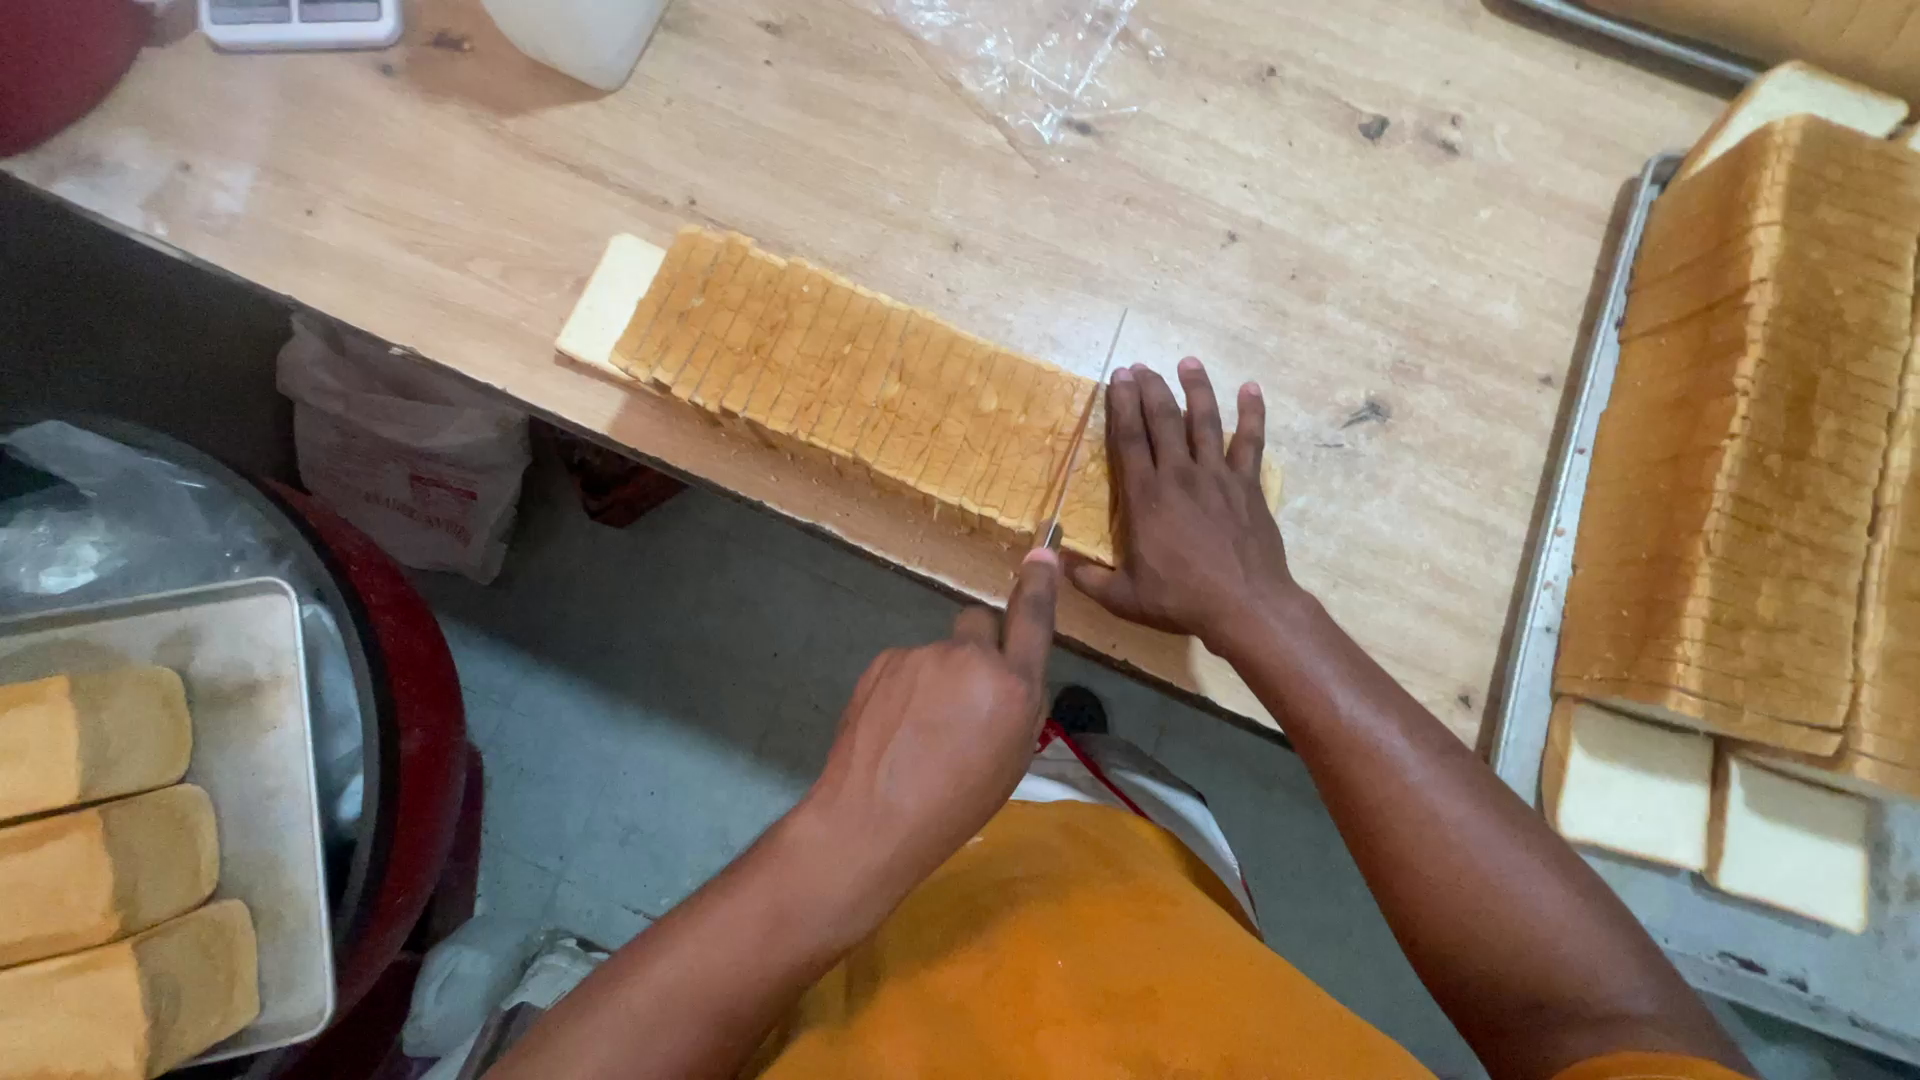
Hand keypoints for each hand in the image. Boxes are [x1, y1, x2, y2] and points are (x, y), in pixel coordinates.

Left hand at [799, 549, 1059, 909]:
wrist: (872, 817)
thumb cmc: (955, 804)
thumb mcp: (1013, 761)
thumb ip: (1020, 708)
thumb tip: (1012, 679)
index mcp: (1013, 688)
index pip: (1033, 621)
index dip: (1040, 586)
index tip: (1042, 556)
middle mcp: (970, 659)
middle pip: (980, 624)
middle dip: (978, 648)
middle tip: (964, 695)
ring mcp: (922, 655)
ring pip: (939, 653)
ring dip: (937, 677)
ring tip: (918, 730)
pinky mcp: (884, 660)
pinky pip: (906, 665)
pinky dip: (904, 688)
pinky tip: (893, 727)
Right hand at [1068, 359, 1296, 655]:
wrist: (1245, 606)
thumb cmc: (1180, 600)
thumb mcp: (1123, 597)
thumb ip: (1088, 579)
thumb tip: (1056, 565)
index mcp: (1146, 497)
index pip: (1129, 439)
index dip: (1121, 405)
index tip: (1118, 378)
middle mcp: (1179, 475)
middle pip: (1163, 420)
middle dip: (1150, 389)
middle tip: (1141, 366)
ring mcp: (1217, 477)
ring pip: (1206, 421)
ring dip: (1196, 389)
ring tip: (1187, 362)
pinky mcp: (1248, 486)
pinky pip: (1251, 442)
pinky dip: (1252, 414)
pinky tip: (1250, 389)